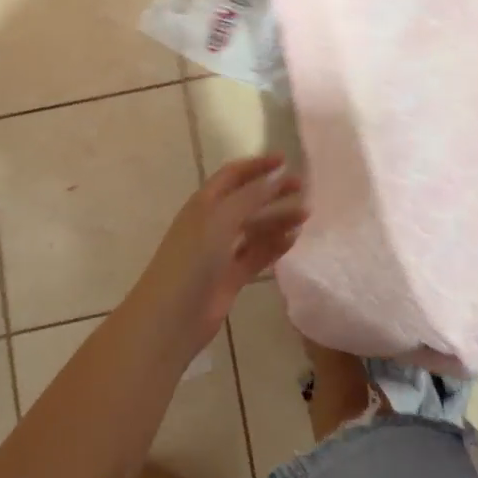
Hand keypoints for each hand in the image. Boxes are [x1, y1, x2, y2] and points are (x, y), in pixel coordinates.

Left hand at [127, 156, 306, 357]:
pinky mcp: (231, 276)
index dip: (257, 165)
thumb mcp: (221, 219)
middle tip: (303, 188)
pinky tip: (293, 240)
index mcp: (204, 204)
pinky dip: (274, 245)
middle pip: (247, 201)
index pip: (233, 175)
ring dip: (278, 219)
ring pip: (255, 228)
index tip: (285, 160)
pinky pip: (257, 254)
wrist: (172, 316)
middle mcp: (213, 223)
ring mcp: (221, 251)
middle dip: (273, 192)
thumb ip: (251, 196)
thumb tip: (276, 177)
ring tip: (305, 216)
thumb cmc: (192, 259)